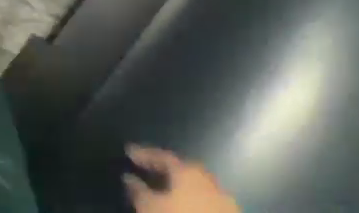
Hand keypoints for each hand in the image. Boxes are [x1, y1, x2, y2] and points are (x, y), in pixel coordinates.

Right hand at [123, 146, 239, 212]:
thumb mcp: (151, 206)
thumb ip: (138, 190)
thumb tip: (128, 177)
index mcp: (188, 171)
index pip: (162, 155)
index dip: (144, 153)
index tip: (129, 152)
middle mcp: (208, 179)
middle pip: (182, 168)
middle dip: (165, 168)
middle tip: (148, 168)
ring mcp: (223, 198)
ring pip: (197, 185)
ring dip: (180, 185)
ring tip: (165, 190)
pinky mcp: (230, 212)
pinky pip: (206, 199)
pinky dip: (193, 198)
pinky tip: (185, 205)